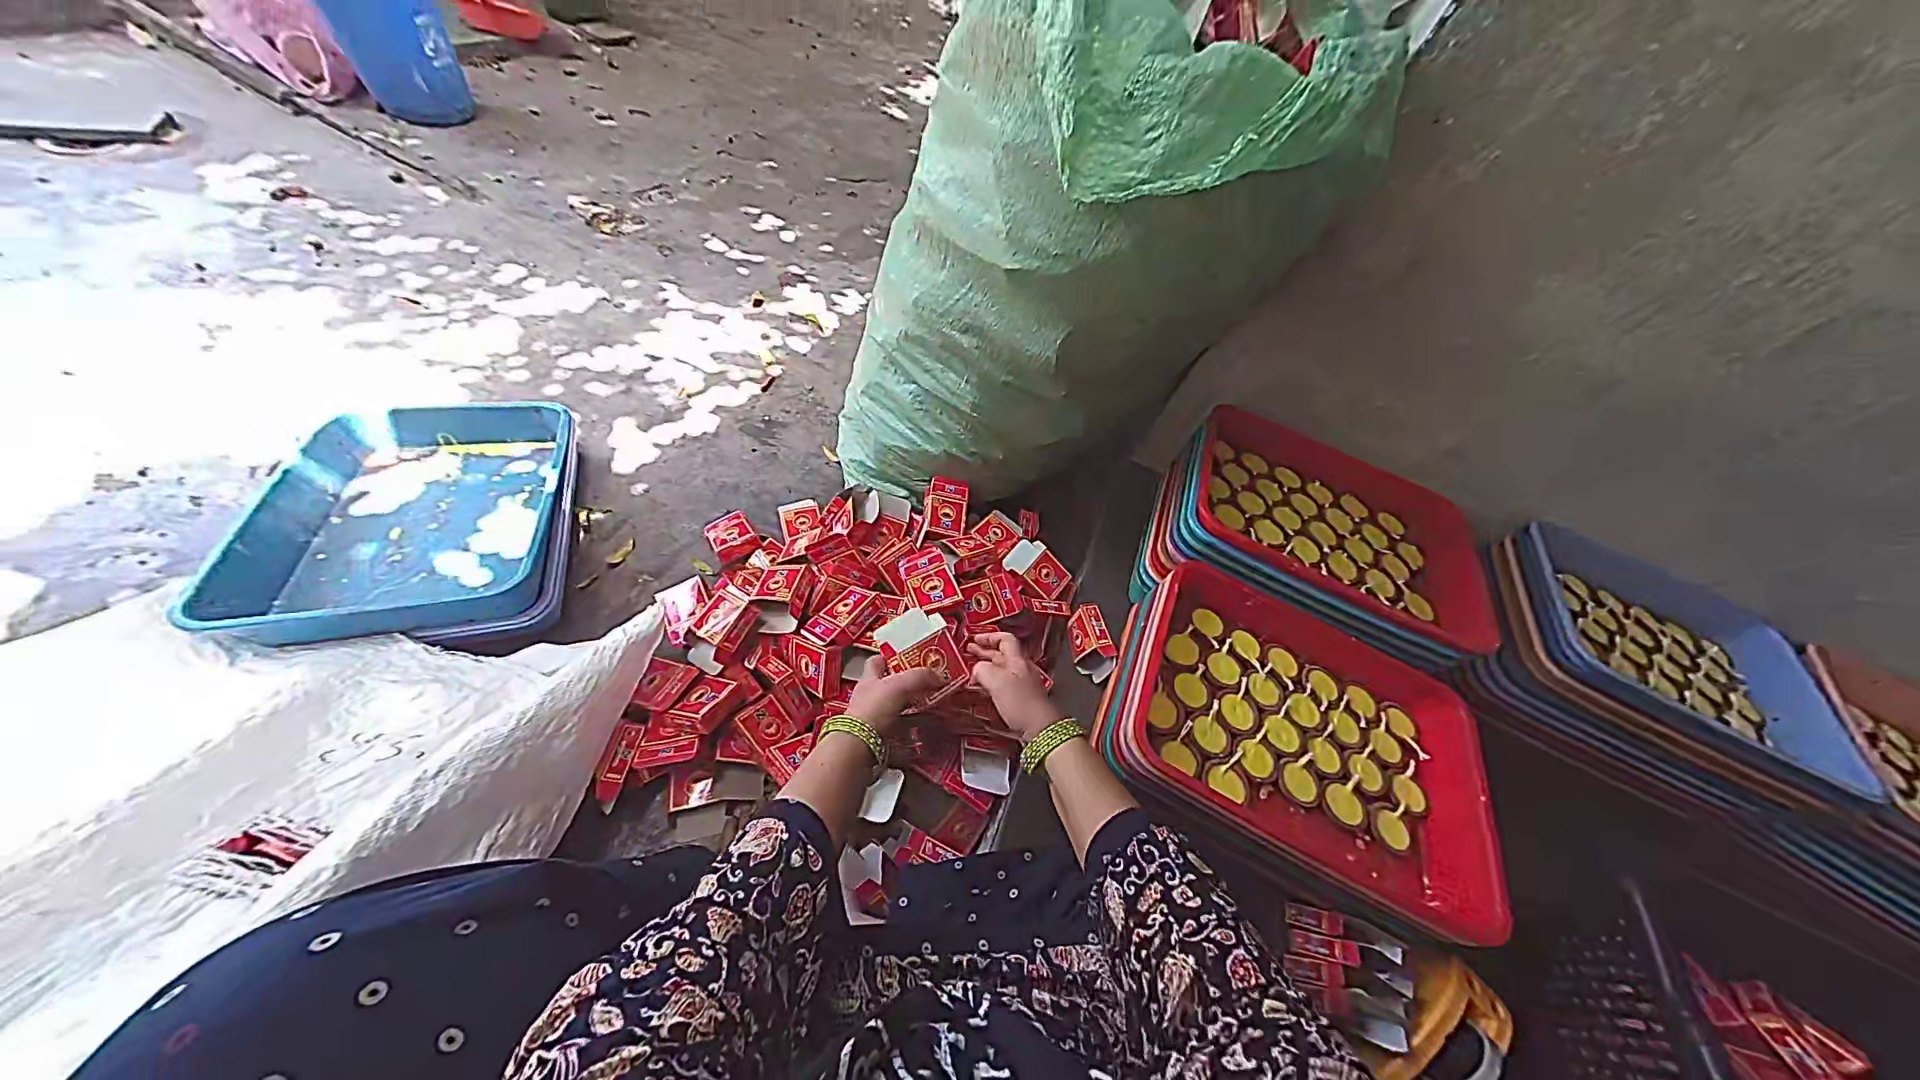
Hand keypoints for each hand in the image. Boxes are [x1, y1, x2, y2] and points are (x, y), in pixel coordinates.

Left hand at [845, 666, 943, 734]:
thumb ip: (920, 676)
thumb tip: (940, 676)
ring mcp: (874, 718)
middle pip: (889, 685)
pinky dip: (913, 729)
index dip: (891, 658)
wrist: (861, 745)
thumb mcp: (900, 684)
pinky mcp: (880, 736)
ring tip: (932, 707)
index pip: (877, 661)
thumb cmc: (874, 708)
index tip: (909, 658)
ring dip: (913, 708)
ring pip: (896, 708)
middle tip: (929, 684)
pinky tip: (925, 729)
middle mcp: (869, 696)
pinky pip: (900, 730)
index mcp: (869, 678)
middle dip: (908, 685)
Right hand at [967, 632, 1064, 741]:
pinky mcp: (1021, 699)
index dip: (989, 637)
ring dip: (986, 667)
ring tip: (972, 670)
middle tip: (970, 651)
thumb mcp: (996, 681)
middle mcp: (1021, 670)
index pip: (1005, 639)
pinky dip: (991, 683)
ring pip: (1001, 670)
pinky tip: (984, 689)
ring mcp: (1022, 684)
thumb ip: (982, 670)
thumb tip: (975, 670)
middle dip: (984, 651)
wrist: (1040, 728)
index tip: (976, 638)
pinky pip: (1003, 685)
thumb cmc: (1023, 704)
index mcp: (1017, 660)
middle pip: (1002, 654)